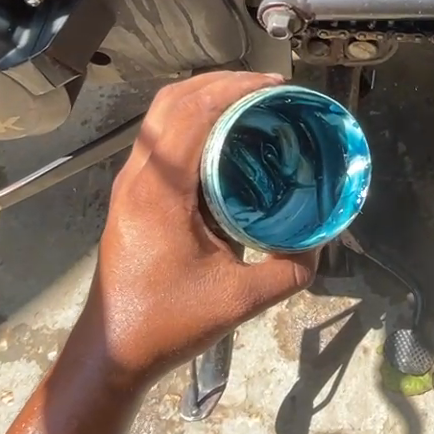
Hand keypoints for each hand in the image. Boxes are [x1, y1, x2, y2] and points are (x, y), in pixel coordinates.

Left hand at [71, 72, 318, 386]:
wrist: (113, 351)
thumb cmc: (167, 322)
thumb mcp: (239, 300)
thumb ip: (289, 271)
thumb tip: (321, 243)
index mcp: (160, 191)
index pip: (193, 113)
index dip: (235, 88)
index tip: (275, 86)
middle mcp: (139, 177)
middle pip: (172, 100)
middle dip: (221, 82)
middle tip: (267, 87)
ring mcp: (131, 184)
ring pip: (161, 115)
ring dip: (204, 96)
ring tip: (249, 100)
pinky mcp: (133, 195)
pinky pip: (161, 137)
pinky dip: (192, 119)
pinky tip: (225, 136)